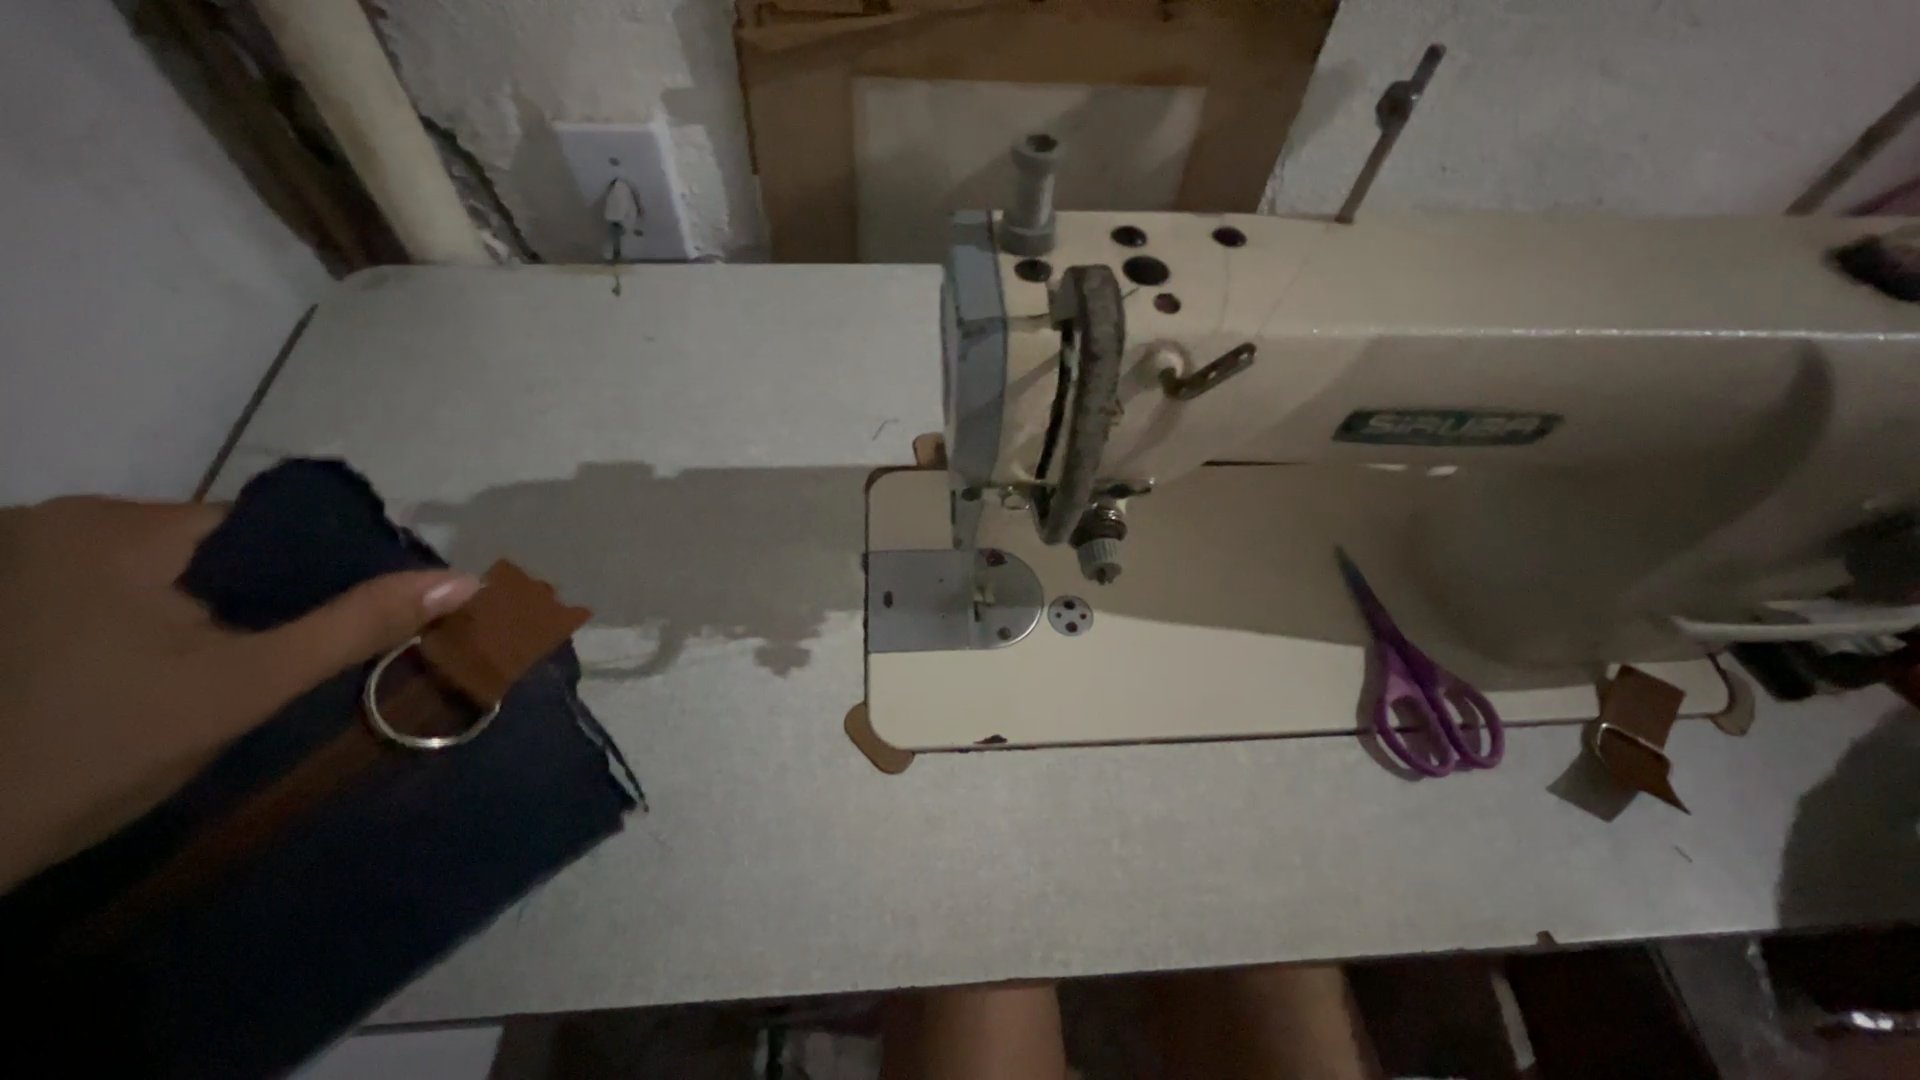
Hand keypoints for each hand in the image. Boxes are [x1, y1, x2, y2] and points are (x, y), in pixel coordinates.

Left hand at [0, 497, 478, 893]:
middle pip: (208, 549)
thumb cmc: (99, 752)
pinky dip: (144, 623)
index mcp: (113, 525)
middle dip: (252, 598)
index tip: (335, 626)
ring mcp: (7, 561)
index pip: (260, 528)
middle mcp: (48, 519)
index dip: (313, 574)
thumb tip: (465, 581)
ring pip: (158, 572)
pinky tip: (147, 672)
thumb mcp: (247, 687)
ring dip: (200, 612)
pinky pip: (104, 593)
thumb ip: (356, 626)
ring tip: (221, 670)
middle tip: (276, 660)